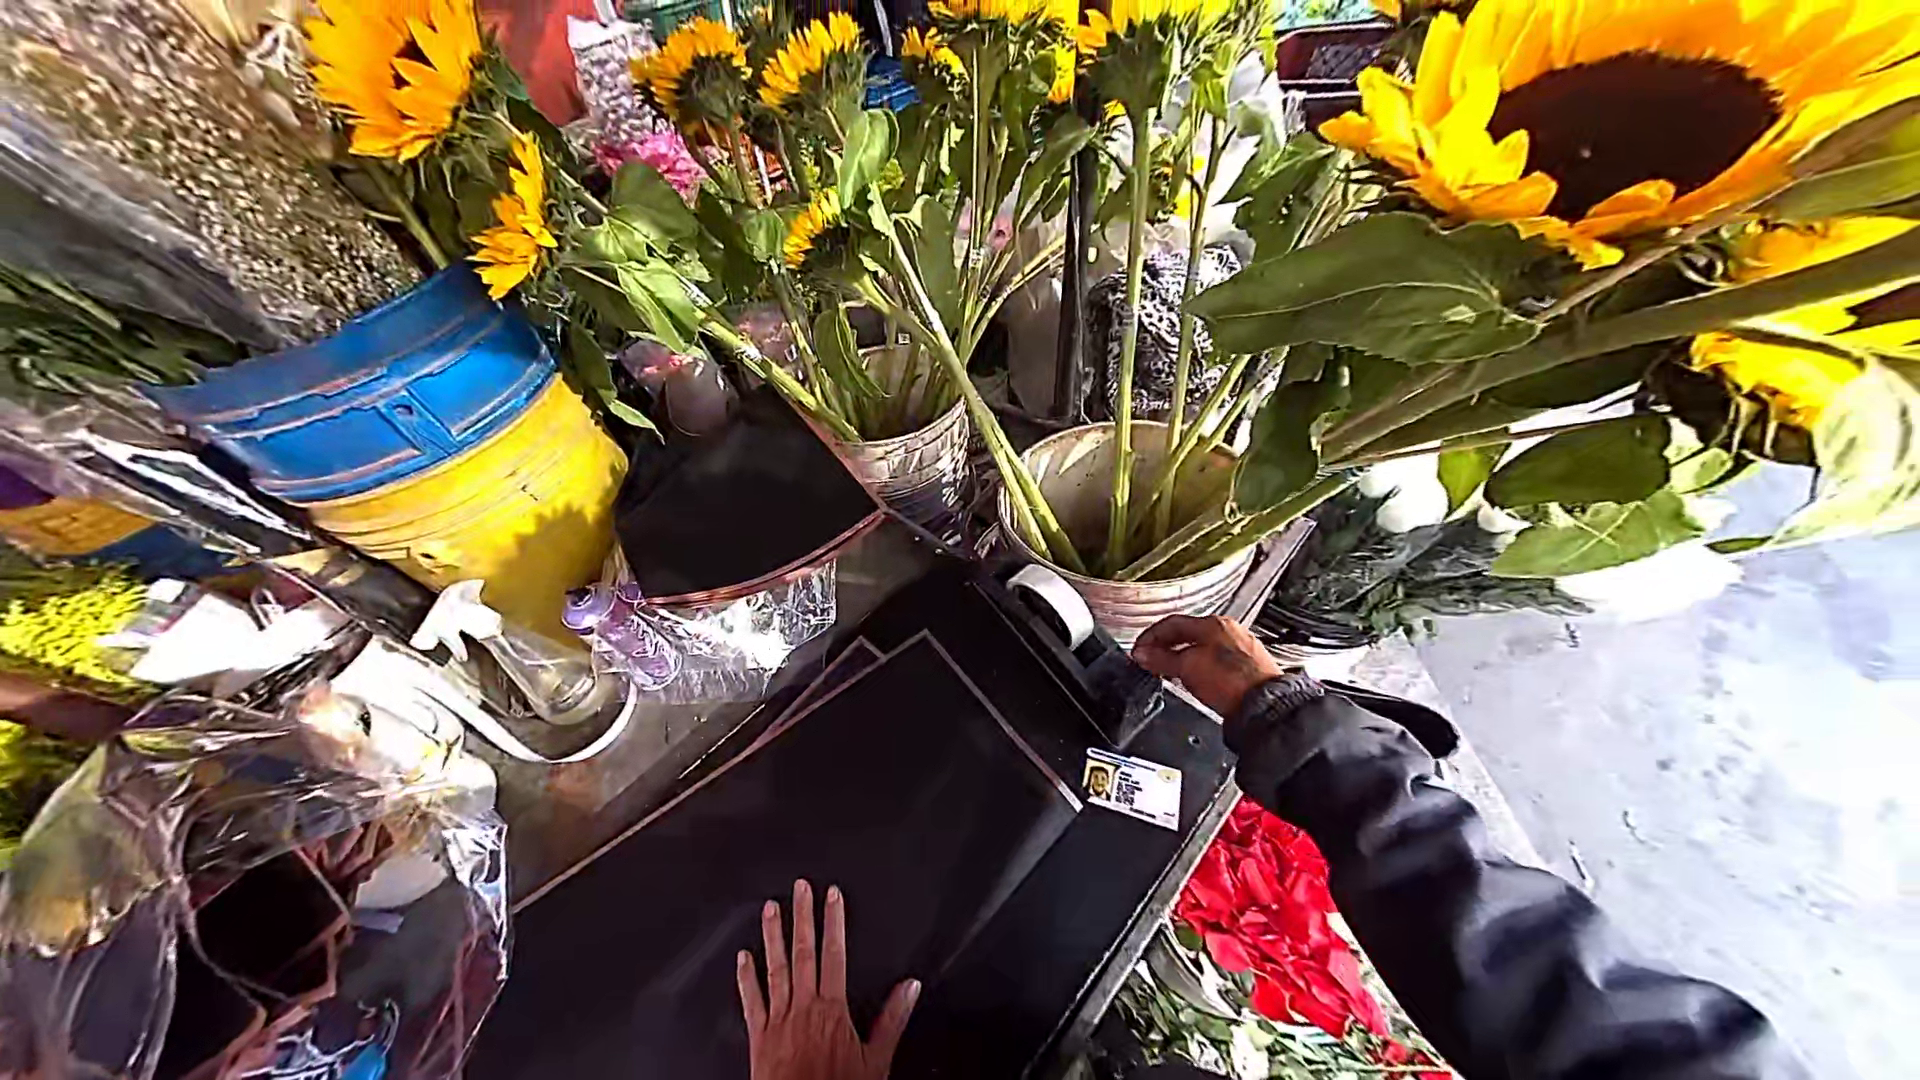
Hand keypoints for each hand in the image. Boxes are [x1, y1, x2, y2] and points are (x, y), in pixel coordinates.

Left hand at [737, 880, 920, 1079]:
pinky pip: (751, 1003)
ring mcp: (777, 1021)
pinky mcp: (758, 1039)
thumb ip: (892, 1020)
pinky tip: (742, 957)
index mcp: (831, 1008)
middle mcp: (802, 1007)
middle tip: (800, 887)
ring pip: (775, 969)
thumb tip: (910, 986)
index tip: (832, 894)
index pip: (834, 952)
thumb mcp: (875, 1061)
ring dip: (773, 936)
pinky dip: (746, 978)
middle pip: (803, 952)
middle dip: (802, 916)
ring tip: (770, 907)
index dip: (833, 920)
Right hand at [1131, 615, 1282, 717]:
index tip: (1140, 650)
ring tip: (1168, 670)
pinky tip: (1195, 679)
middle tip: (1150, 659)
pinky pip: (1216, 661)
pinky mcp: (1249, 667)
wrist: (1265, 707)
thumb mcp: (1186, 667)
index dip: (1150, 637)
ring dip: (1181, 657)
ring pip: (1202, 647)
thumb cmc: (1232, 682)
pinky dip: (1199, 667)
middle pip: (1188, 634)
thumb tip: (1143, 654)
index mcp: (1213, 624)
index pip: (1172, 623)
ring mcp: (1241, 648)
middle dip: (1165, 647)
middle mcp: (1229, 631)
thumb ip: (1160, 658)